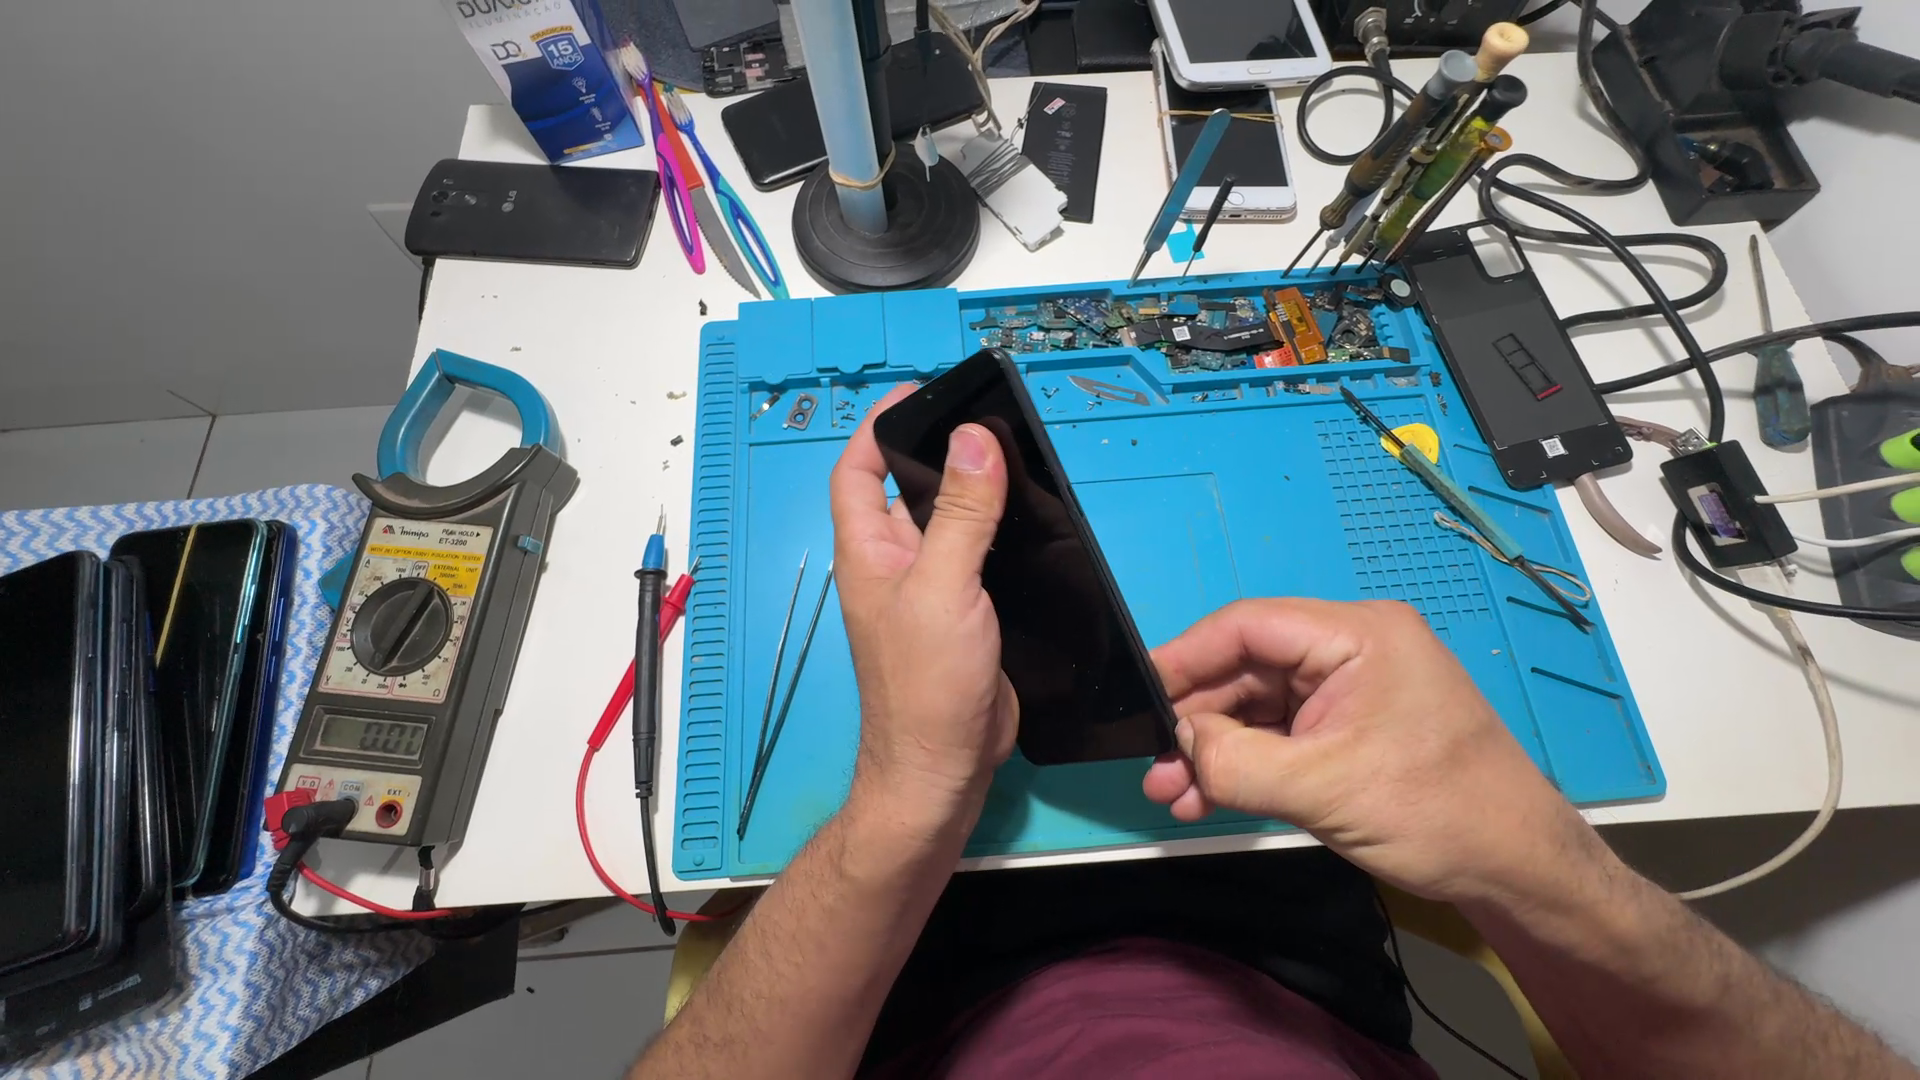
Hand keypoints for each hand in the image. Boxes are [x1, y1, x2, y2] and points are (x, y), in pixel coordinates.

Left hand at [830, 387, 1017, 827]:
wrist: (944, 766)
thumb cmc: (926, 679)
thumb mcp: (942, 587)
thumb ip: (959, 515)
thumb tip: (973, 437)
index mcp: (869, 549)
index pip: (857, 471)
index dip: (878, 428)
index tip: (918, 394)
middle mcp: (895, 562)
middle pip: (910, 490)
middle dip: (942, 453)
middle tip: (992, 422)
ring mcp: (932, 589)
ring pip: (951, 523)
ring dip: (977, 492)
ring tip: (1021, 459)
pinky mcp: (967, 612)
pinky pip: (980, 557)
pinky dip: (1000, 533)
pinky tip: (1034, 519)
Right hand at [1142, 598, 1609, 908]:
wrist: (1522, 877)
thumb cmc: (1438, 815)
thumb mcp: (1325, 788)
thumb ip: (1236, 762)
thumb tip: (1175, 742)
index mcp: (1357, 636)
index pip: (1248, 627)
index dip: (1187, 655)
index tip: (1139, 689)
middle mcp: (1346, 651)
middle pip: (1245, 671)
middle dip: (1195, 721)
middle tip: (1152, 764)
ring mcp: (1342, 692)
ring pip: (1252, 709)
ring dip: (1209, 751)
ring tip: (1169, 792)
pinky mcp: (1340, 729)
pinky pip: (1272, 737)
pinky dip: (1237, 767)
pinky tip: (1202, 798)